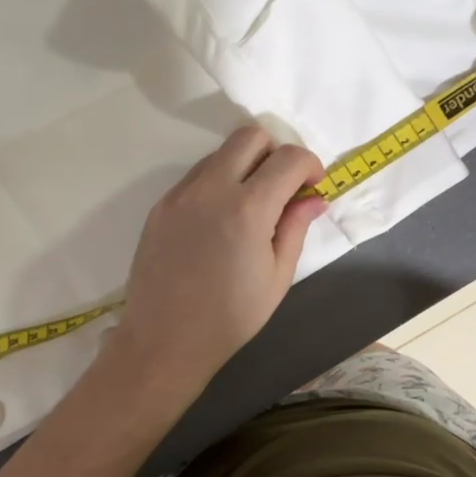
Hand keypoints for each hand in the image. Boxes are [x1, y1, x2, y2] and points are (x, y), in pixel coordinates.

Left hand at [111, 126, 327, 389]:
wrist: (164, 340)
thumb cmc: (230, 318)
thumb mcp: (277, 278)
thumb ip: (295, 228)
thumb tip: (314, 198)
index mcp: (248, 209)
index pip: (288, 158)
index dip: (309, 166)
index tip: (313, 186)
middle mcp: (212, 189)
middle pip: (250, 136)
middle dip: (275, 153)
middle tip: (282, 189)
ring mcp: (181, 194)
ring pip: (220, 153)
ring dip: (244, 166)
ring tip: (250, 208)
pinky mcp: (161, 206)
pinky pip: (196, 177)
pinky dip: (217, 184)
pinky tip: (220, 223)